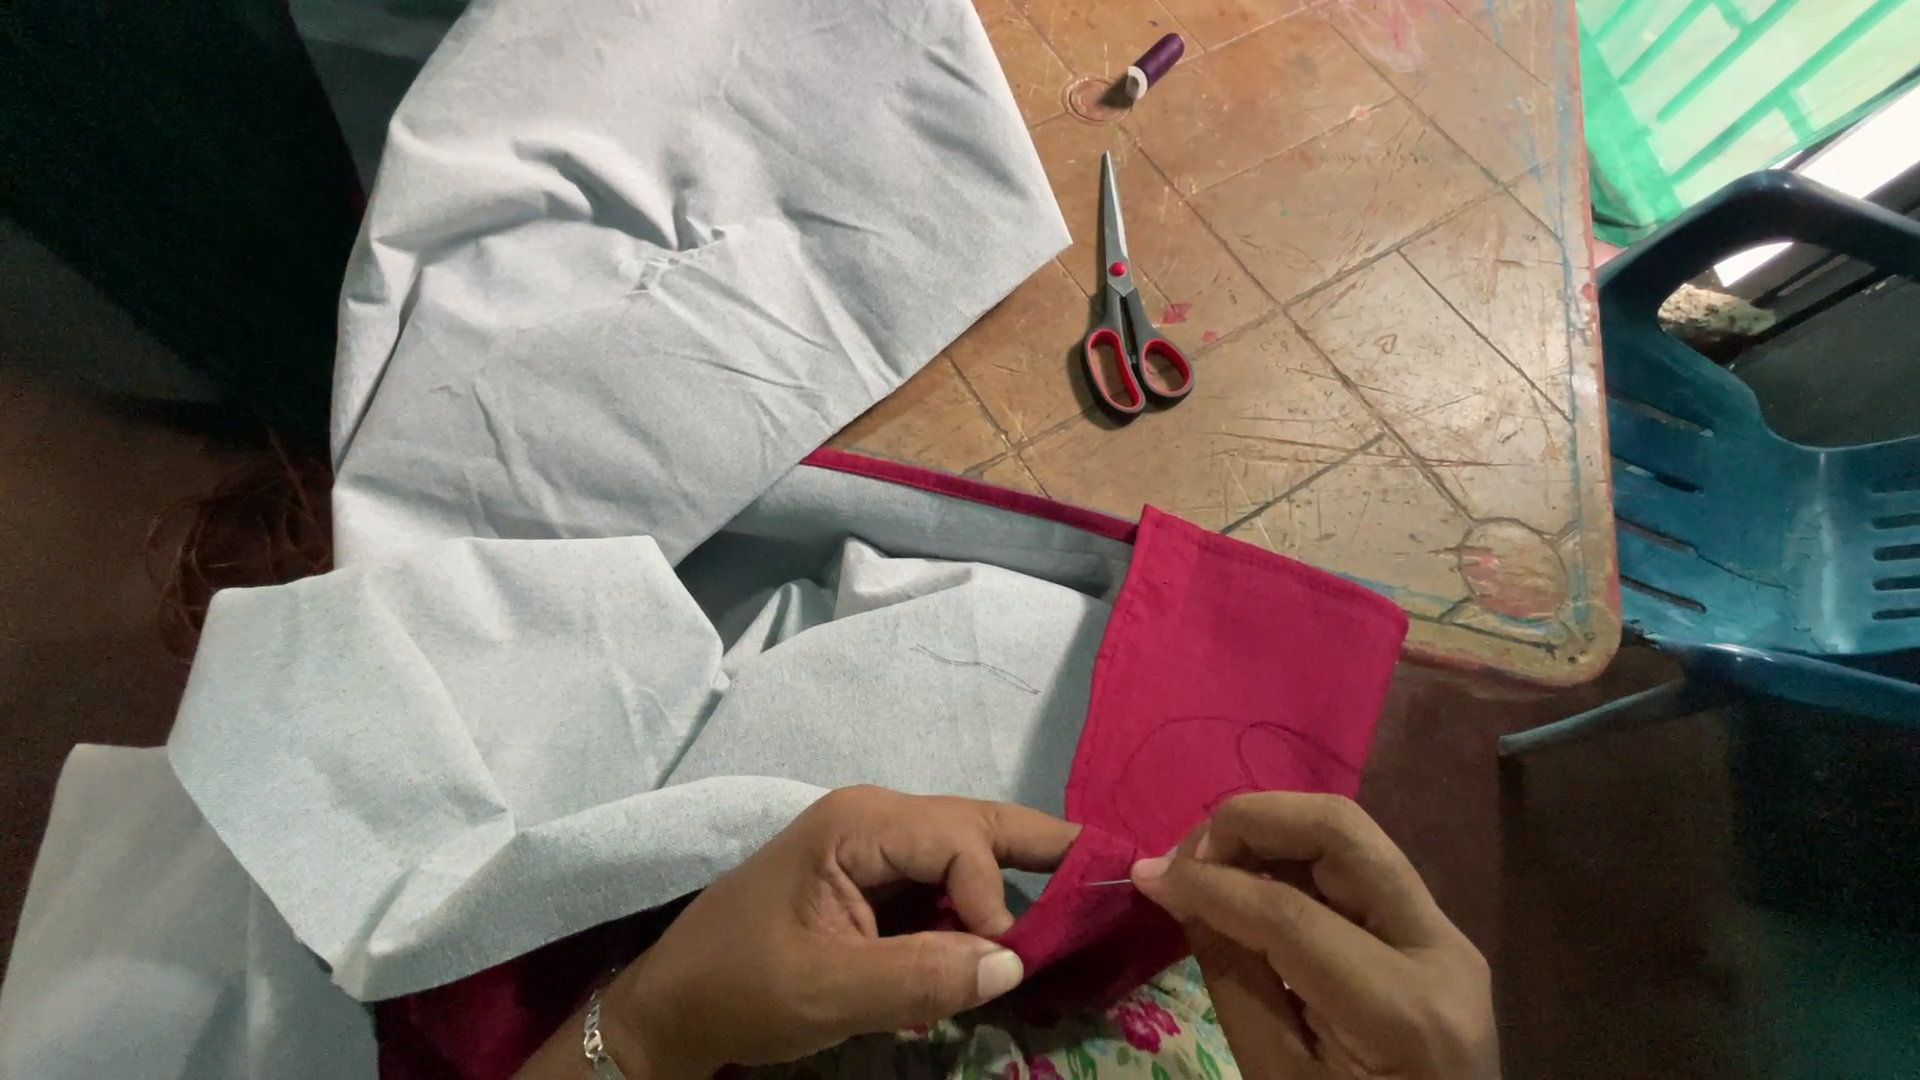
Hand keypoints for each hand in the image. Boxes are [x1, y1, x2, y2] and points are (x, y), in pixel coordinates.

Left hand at [517, 786, 1078, 1078]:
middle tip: (1107, 860)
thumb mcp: (826, 992)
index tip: (1007, 962)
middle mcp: (876, 817)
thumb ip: (919, 977)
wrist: (675, 1002)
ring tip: (1080, 882)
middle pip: (973, 820)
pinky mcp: (875, 873)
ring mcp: (875, 842)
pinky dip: (985, 892)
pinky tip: (1018, 911)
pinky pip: (944, 873)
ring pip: (965, 842)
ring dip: (1018, 867)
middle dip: (1039, 842)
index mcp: (860, 823)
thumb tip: (1012, 962)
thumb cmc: (741, 987)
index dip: (992, 898)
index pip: (957, 840)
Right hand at [1130, 793, 1496, 1079]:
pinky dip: (1287, 850)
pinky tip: (1247, 877)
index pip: (1288, 912)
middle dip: (1249, 822)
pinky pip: (1349, 858)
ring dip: (1266, 828)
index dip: (1208, 883)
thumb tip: (1168, 881)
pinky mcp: (1428, 924)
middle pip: (1337, 829)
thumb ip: (1227, 969)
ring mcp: (1442, 930)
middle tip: (1191, 857)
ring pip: (1344, 829)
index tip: (1149, 873)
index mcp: (1405, 1012)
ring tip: (1210, 864)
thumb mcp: (1276, 1078)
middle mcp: (1439, 947)